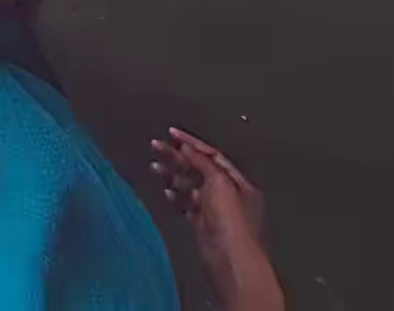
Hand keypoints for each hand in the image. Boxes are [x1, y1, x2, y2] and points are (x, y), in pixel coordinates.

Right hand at [151, 128, 284, 310]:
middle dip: (176, 156)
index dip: (190, 142)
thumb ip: (201, 160)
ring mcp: (216, 210)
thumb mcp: (218, 181)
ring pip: (190, 184)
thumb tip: (186, 147)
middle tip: (157, 146)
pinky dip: (176, 195)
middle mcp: (228, 195)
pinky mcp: (204, 224)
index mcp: (237, 182)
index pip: (211, 154)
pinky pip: (187, 203)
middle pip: (198, 168)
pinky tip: (168, 192)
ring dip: (172, 174)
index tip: (172, 133)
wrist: (229, 259)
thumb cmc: (232, 222)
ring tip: (156, 167)